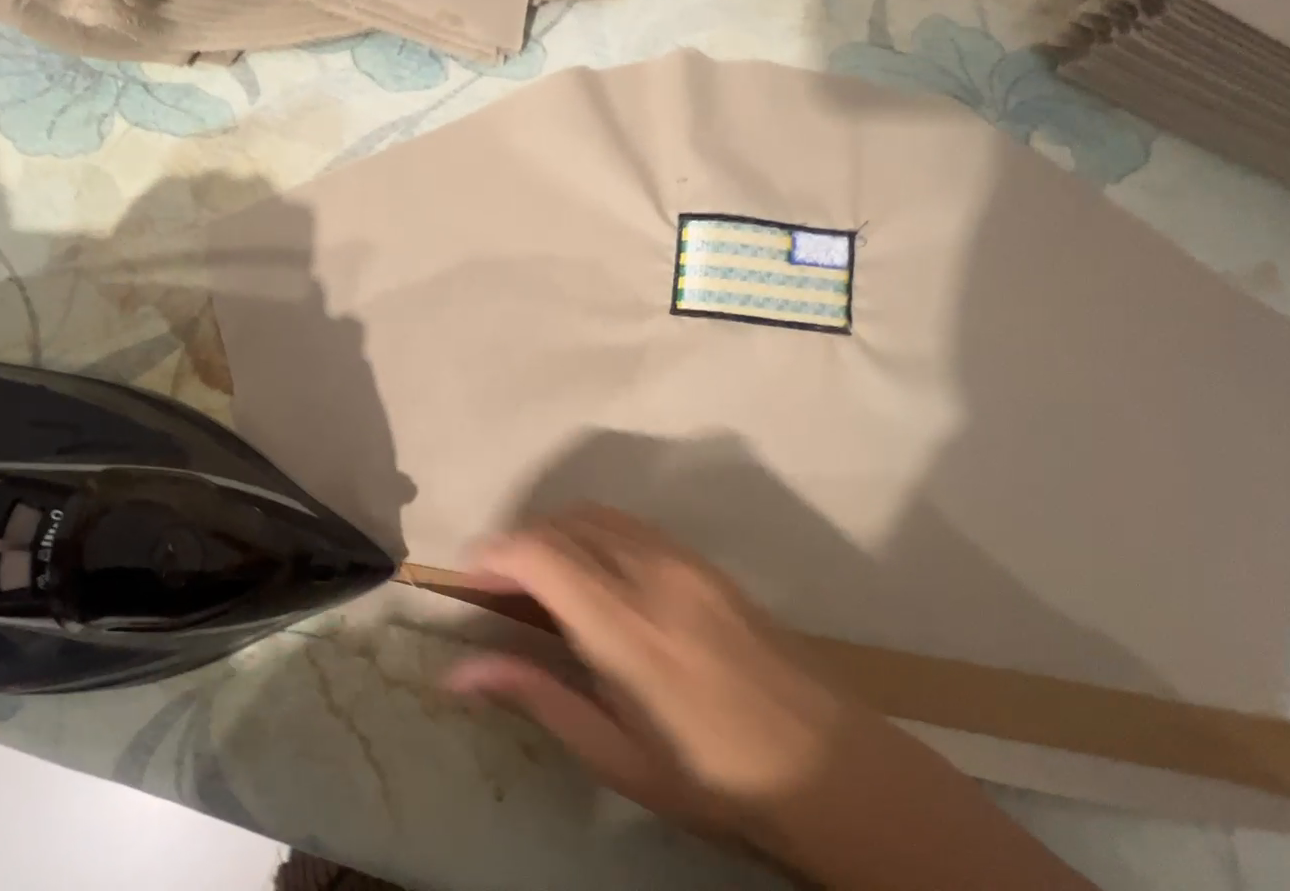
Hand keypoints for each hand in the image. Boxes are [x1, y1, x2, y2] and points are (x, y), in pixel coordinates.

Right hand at [444, 508, 1095, 890]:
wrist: (831, 767)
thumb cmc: (712, 775)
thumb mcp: (615, 754)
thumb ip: (536, 696)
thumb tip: (458, 672)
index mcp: (625, 628)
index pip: (539, 554)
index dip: (492, 555)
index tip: (467, 579)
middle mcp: (652, 576)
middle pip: (562, 523)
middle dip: (517, 543)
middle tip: (495, 587)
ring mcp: (685, 563)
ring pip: (597, 514)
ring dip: (554, 532)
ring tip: (537, 578)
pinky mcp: (707, 564)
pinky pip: (630, 525)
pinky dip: (591, 533)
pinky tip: (592, 574)